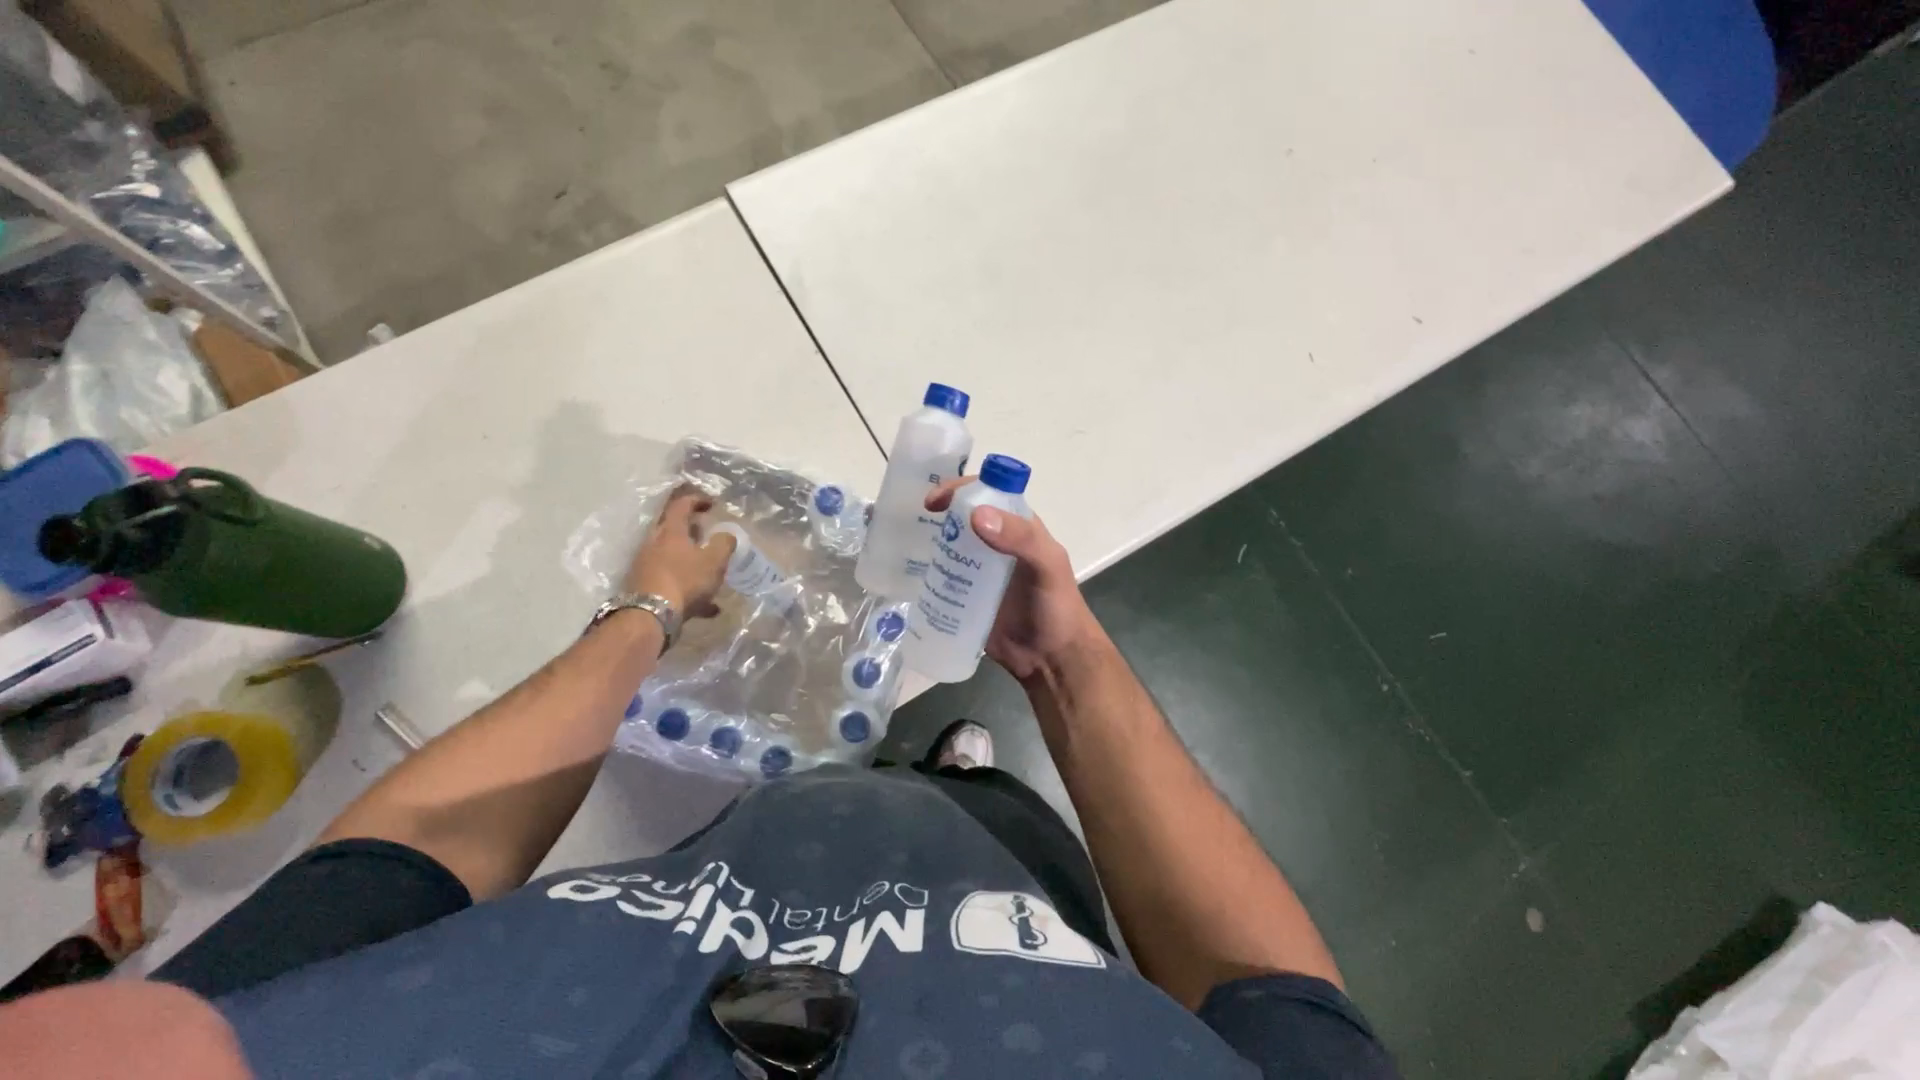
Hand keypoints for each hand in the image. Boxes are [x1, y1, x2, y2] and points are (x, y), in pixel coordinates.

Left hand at [624, 487, 734, 618]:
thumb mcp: (714, 561)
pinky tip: (706, 608)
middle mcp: (654, 544)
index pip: (681, 505)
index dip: (697, 500)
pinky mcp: (643, 587)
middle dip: (691, 531)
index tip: (711, 504)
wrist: (649, 614)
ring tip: (708, 574)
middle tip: (707, 535)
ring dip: (689, 561)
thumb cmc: (684, 580)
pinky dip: (686, 588)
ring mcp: (645, 565)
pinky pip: (669, 581)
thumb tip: (727, 535)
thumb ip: (724, 544)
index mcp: (671, 531)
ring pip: (671, 557)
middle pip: (671, 530)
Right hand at [924, 478, 1104, 680]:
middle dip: (936, 515)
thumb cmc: (1057, 606)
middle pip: (960, 517)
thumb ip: (1021, 538)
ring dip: (926, 543)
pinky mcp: (964, 596)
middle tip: (914, 524)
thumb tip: (976, 516)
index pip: (986, 493)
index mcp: (1017, 526)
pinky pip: (941, 578)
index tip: (936, 500)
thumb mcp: (1047, 565)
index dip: (960, 489)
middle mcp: (995, 543)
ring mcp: (977, 570)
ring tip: (903, 548)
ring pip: (947, 546)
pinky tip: (905, 576)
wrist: (1051, 659)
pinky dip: (924, 574)